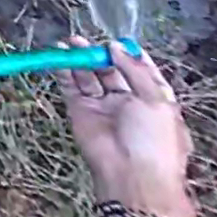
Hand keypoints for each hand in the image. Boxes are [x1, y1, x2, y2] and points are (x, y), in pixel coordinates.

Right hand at [56, 37, 197, 216]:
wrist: (131, 176)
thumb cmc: (154, 141)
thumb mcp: (156, 101)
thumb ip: (134, 69)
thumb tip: (115, 46)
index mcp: (154, 103)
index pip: (143, 74)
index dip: (132, 57)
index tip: (121, 41)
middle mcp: (128, 103)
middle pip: (112, 71)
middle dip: (100, 54)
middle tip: (86, 40)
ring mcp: (102, 106)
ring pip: (89, 75)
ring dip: (80, 58)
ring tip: (70, 41)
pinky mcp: (80, 109)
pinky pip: (70, 85)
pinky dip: (64, 69)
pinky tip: (60, 54)